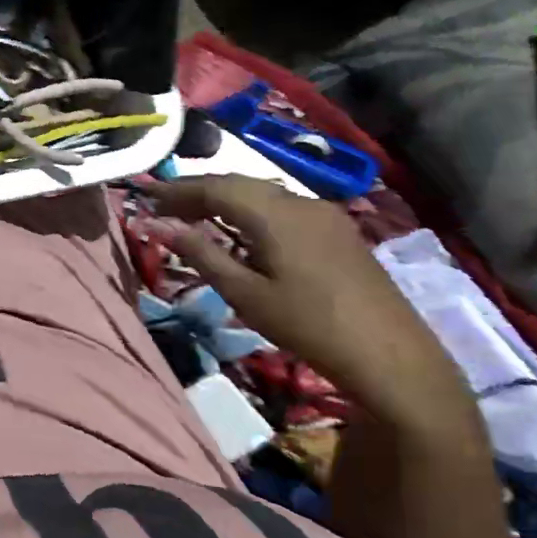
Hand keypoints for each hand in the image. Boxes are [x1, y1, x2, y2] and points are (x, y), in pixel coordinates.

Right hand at [145, 176, 471, 428]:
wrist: (389, 353)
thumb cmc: (307, 325)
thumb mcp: (245, 293)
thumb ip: (201, 253)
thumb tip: (158, 225)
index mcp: (275, 214)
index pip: (216, 187)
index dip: (178, 189)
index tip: (147, 197)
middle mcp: (300, 202)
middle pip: (240, 184)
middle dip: (199, 191)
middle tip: (166, 207)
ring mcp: (323, 214)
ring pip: (263, 193)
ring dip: (226, 200)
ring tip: (196, 218)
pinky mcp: (336, 230)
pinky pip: (282, 207)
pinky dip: (251, 211)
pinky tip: (241, 231)